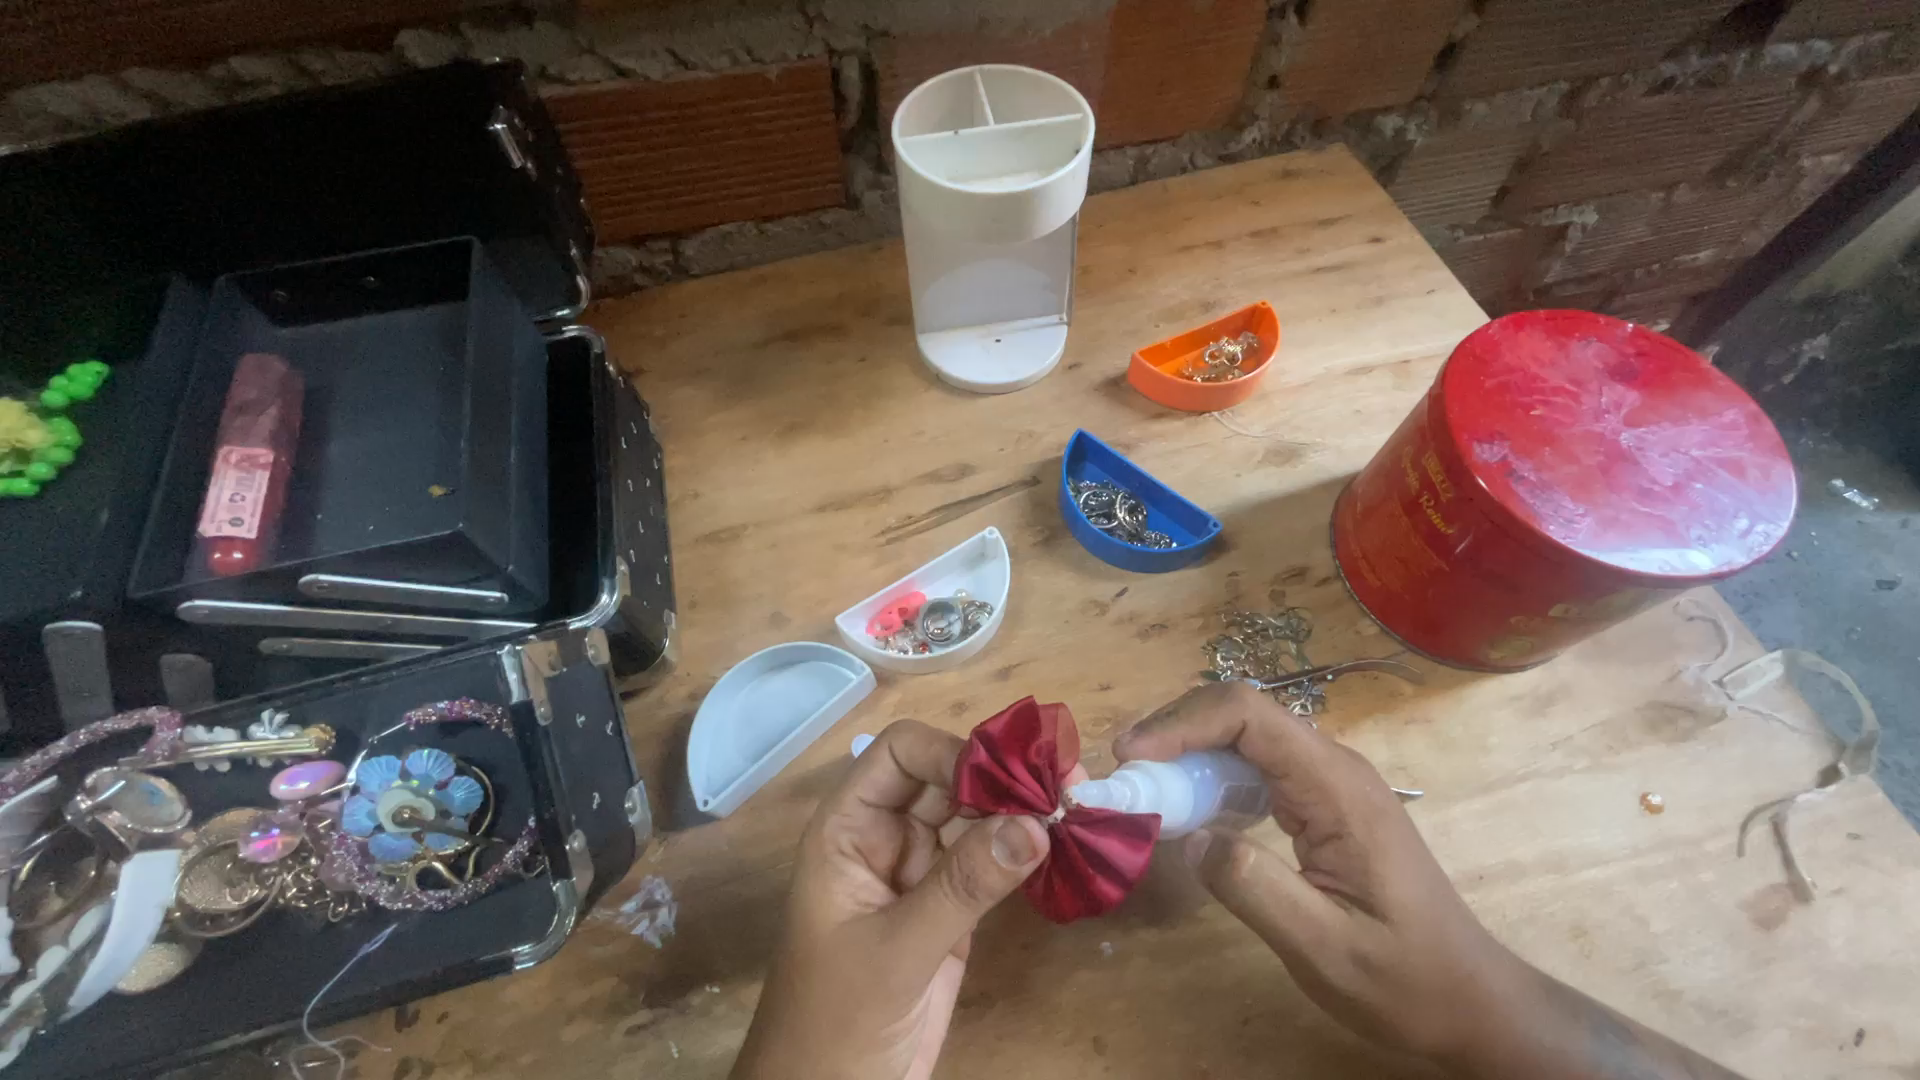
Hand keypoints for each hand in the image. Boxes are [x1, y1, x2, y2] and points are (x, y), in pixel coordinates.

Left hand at [732, 720, 1052, 1079]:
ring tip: (1073, 807)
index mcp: (850, 827)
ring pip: (972, 814)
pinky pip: (989, 858)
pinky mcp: (950, 905)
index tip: (1011, 781)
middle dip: (1001, 775)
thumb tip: (1034, 825)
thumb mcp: (897, 951)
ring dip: (1019, 808)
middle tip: (1066, 785)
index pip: (900, 754)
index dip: (951, 754)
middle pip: (945, 776)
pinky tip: (1059, 846)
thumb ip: (962, 887)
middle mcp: (885, 834)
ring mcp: (920, 869)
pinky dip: (1022, 849)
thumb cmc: (836, 1021)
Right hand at [1117, 683, 1748, 1079]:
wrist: (1472, 1002)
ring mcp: (1328, 780)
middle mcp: (1332, 766)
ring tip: (1146, 781)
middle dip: (1176, 727)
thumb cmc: (1405, 980)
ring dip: (1189, 746)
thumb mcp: (1324, 948)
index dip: (1182, 723)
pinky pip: (1254, 762)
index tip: (1135, 757)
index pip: (1248, 715)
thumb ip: (1253, 886)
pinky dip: (1210, 771)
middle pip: (1241, 711)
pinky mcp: (1320, 800)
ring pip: (1244, 732)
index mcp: (1336, 787)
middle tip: (1128, 767)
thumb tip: (1191, 836)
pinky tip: (1189, 805)